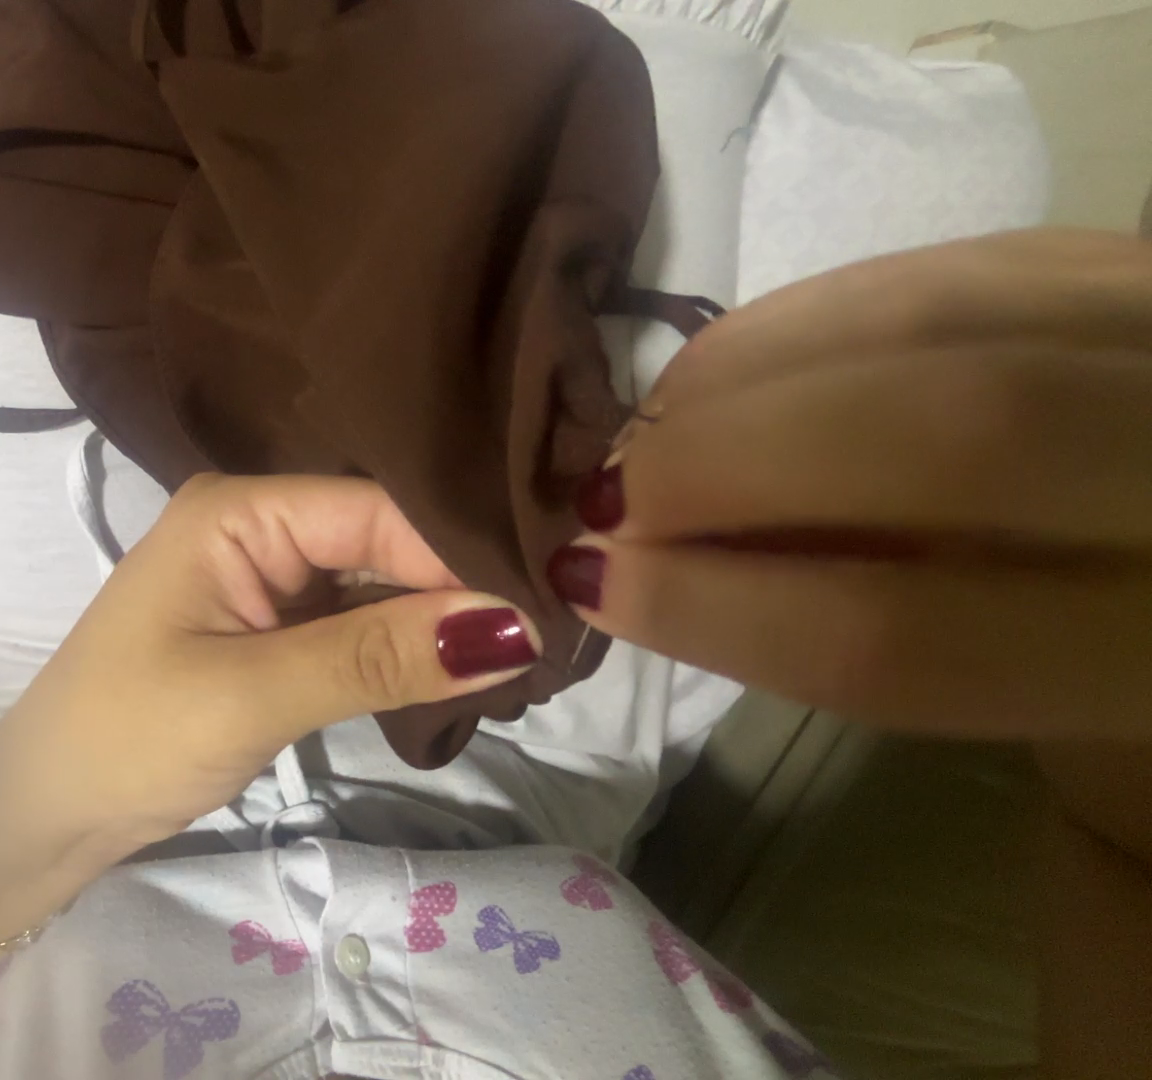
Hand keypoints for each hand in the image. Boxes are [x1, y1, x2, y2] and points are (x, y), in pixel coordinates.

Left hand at [0, 473, 542, 849]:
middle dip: (455, 589)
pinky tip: (460, 668)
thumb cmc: (128, 736)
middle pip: (379, 541)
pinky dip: (398, 649)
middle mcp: (253, 527)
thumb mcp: (252, 693)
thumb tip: (513, 627)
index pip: (373, 511)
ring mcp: (261, 580)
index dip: (456, 556)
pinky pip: (350, 625)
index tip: (546, 608)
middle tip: (554, 635)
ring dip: (433, 622)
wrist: (50, 809)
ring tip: (528, 655)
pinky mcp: (268, 629)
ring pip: (371, 585)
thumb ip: (376, 656)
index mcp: (235, 512)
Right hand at [549, 229, 1151, 740]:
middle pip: (939, 435)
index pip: (896, 634)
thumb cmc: (1090, 654)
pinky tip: (709, 378)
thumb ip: (834, 637)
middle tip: (606, 497)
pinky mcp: (1123, 263)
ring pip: (924, 322)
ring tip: (644, 437)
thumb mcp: (990, 699)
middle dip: (712, 464)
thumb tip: (642, 560)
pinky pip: (918, 270)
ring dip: (726, 383)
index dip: (704, 606)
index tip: (585, 579)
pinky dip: (777, 325)